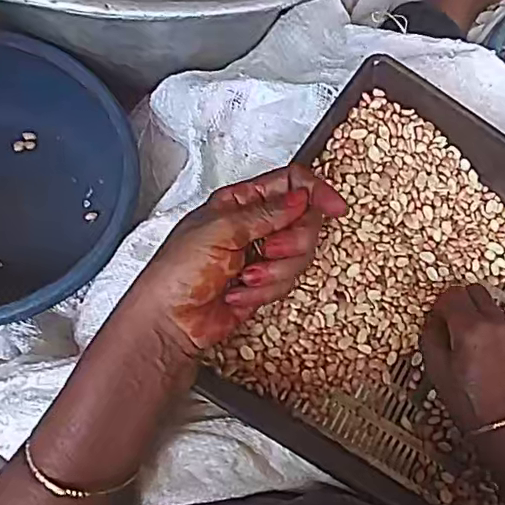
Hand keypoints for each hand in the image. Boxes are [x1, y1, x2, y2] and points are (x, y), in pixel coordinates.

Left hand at [118, 165, 347, 356]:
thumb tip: (300, 198)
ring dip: (275, 272)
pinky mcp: (266, 282)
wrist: (170, 320)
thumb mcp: (219, 231)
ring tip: (245, 277)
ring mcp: (262, 255)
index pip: (290, 183)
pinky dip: (264, 291)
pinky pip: (287, 282)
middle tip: (269, 251)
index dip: (316, 192)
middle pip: (304, 222)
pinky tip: (237, 294)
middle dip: (292, 242)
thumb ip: (265, 213)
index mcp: (240, 201)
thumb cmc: (177, 273)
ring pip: (300, 255)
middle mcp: (255, 225)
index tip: (335, 207)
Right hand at [419, 284, 504, 433]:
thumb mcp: (436, 370)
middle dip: (461, 303)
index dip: (440, 305)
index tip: (438, 318)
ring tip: (474, 347)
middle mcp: (497, 323)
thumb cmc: (469, 403)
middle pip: (475, 291)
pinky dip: (497, 331)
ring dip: (480, 317)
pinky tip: (492, 355)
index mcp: (470, 329)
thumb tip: (434, 319)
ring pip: (492, 307)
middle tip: (454, 325)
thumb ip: (431, 336)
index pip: (452, 294)